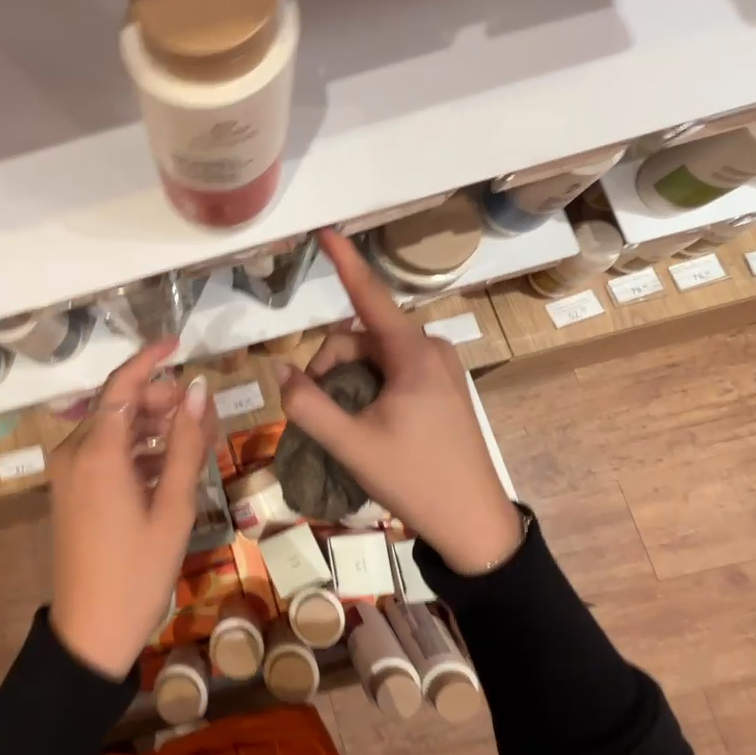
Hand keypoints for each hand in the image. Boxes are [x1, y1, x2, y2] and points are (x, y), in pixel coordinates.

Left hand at [48, 338, 216, 678]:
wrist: (90, 632)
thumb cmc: (138, 573)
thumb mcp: (173, 508)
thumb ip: (184, 444)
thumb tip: (197, 389)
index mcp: (97, 453)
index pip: (121, 385)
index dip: (149, 358)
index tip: (179, 342)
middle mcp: (73, 452)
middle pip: (118, 406)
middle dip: (159, 399)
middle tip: (204, 413)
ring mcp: (67, 473)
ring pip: (112, 430)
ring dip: (150, 427)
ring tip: (195, 441)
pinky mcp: (69, 491)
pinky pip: (103, 454)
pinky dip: (135, 451)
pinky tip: (167, 466)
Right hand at [276, 229, 523, 574]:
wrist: (474, 524)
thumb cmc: (415, 480)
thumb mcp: (351, 444)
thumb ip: (308, 406)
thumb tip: (281, 374)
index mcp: (413, 354)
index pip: (368, 296)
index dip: (344, 261)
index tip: (326, 230)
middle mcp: (430, 349)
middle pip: (359, 337)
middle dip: (329, 364)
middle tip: (319, 412)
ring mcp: (439, 367)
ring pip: (373, 355)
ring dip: (346, 379)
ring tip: (343, 423)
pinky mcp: (441, 386)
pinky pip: (391, 369)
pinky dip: (366, 385)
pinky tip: (364, 419)